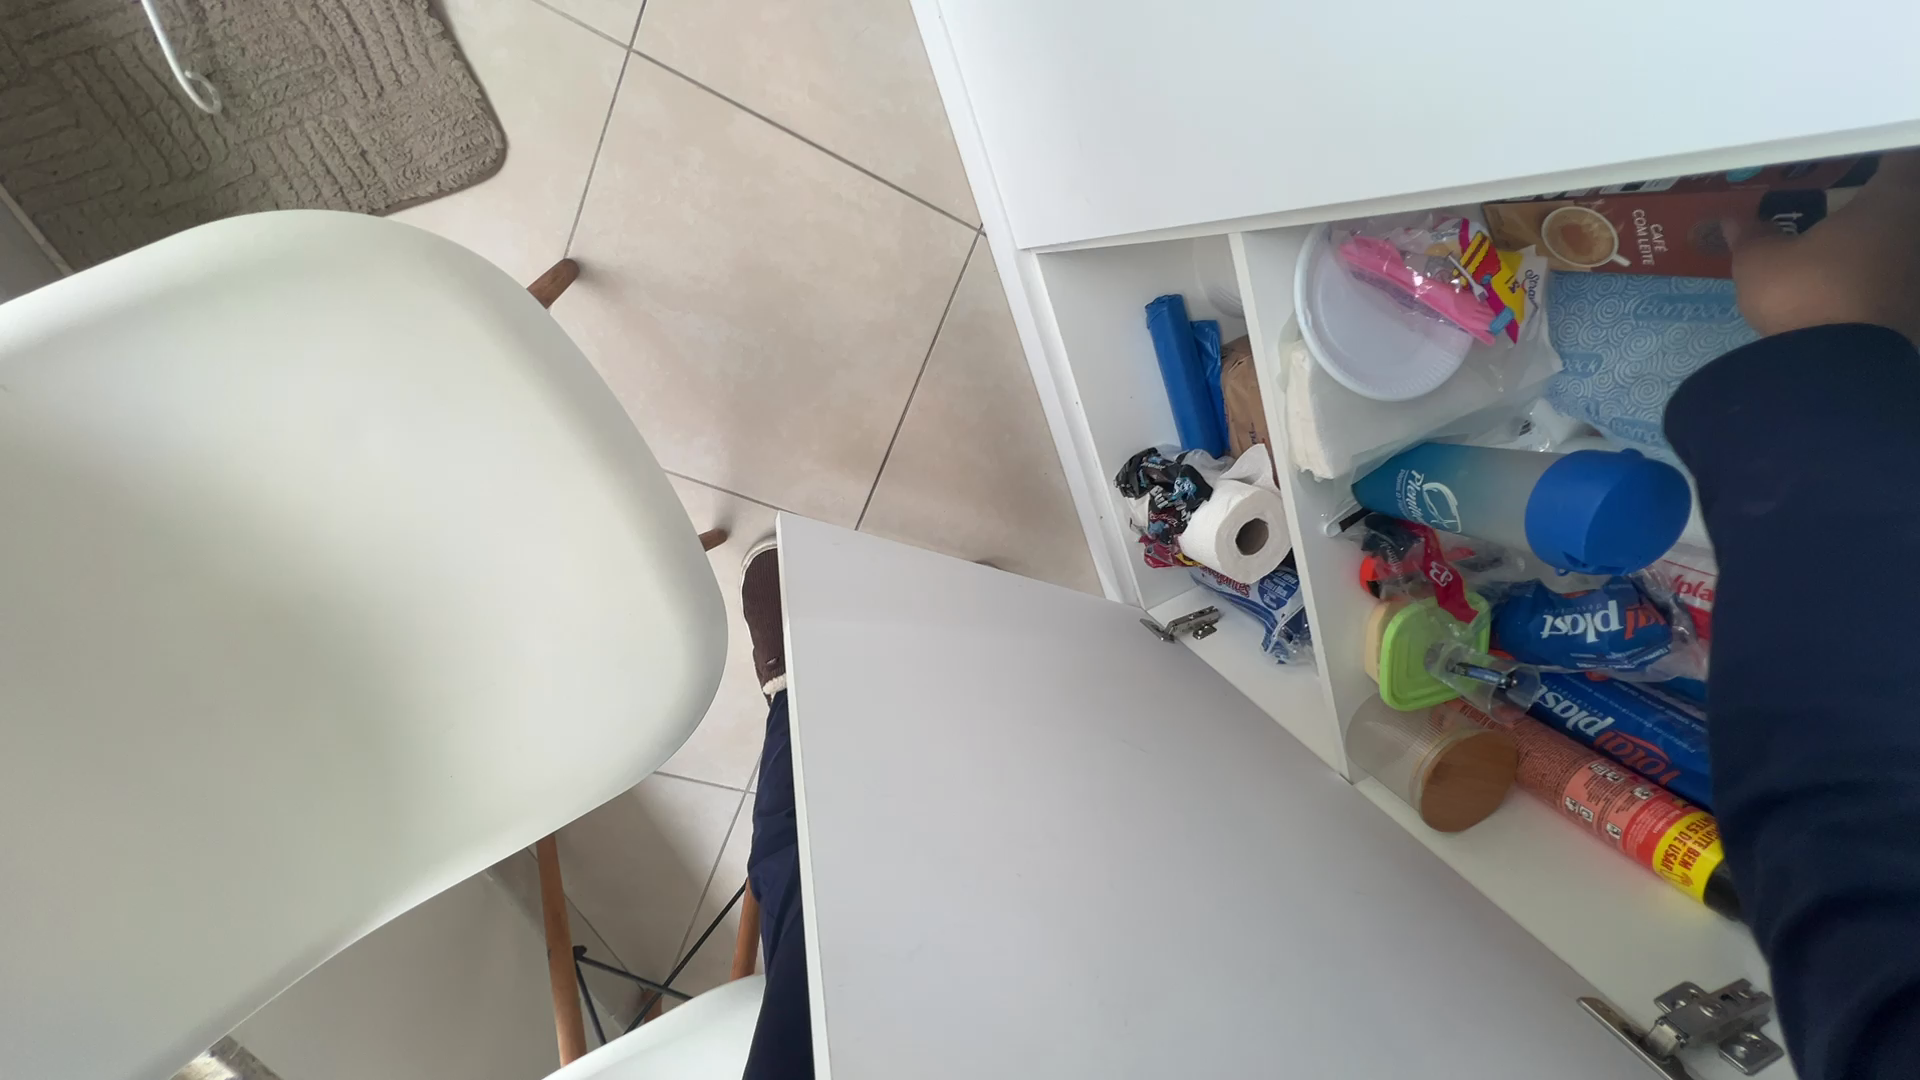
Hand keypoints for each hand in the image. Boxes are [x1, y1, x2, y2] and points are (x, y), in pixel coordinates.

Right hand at [1726, 151, 1919, 345]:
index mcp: (1890, 198)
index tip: (1846, 161)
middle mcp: (1916, 221)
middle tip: (1836, 205)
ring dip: (1874, 237)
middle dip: (1874, 199)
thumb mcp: (1759, 260)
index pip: (1896, 158)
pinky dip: (1876, 270)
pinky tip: (1847, 279)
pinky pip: (1895, 270)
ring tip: (1836, 245)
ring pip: (1897, 236)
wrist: (1837, 354)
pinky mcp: (1913, 295)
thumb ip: (1750, 235)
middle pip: (1902, 196)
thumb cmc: (1804, 289)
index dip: (1873, 156)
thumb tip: (1733, 219)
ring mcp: (1917, 261)